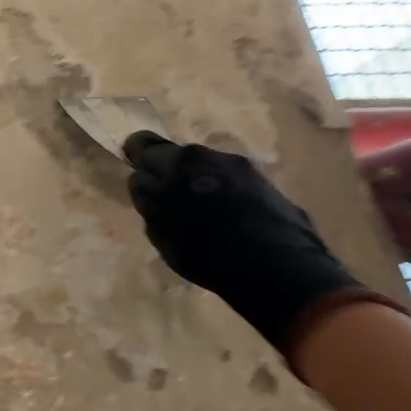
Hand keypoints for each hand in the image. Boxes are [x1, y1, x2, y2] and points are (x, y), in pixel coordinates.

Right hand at [123, 133, 405, 355]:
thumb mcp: (158, 228)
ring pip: (211, 169)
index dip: (137, 155)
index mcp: (174, 161)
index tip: (137, 169)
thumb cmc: (202, 248)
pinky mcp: (269, 185)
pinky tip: (235, 224)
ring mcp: (242, 168)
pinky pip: (238, 185)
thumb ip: (148, 198)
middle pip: (181, 157)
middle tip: (173, 201)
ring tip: (209, 217)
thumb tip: (143, 180)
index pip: (143, 144)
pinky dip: (231, 197)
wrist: (274, 266)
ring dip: (205, 184)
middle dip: (175, 173)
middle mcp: (208, 154)